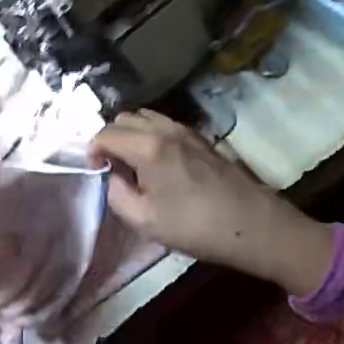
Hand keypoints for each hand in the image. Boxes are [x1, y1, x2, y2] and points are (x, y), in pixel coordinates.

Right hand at [90, 111, 330, 292]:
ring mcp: (185, 129)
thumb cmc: (195, 226)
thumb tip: (112, 175)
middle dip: (110, 138)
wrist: (252, 224)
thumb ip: (117, 194)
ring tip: (132, 164)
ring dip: (131, 134)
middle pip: (123, 118)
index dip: (91, 150)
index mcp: (147, 146)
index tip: (93, 171)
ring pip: (145, 117)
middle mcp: (164, 128)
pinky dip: (151, 135)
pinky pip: (164, 124)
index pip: (105, 133)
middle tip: (111, 168)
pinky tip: (157, 163)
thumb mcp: (144, 220)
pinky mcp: (201, 137)